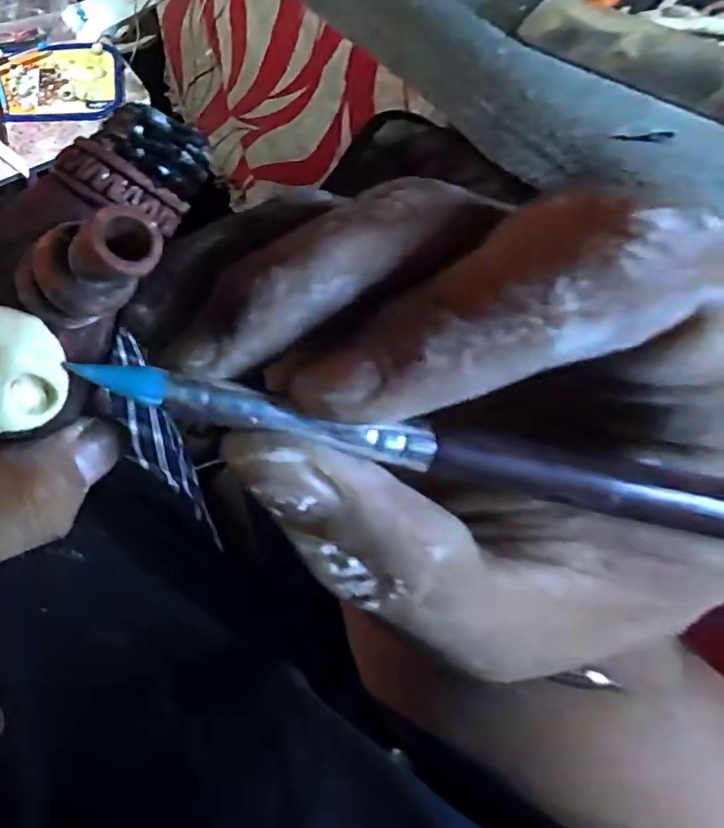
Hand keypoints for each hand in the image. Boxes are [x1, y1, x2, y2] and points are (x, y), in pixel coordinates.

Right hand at [130, 180, 723, 681]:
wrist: (479, 554)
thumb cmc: (528, 589)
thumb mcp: (485, 613)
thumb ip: (396, 549)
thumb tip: (257, 452)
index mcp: (679, 347)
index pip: (608, 266)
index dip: (458, 317)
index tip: (320, 401)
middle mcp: (543, 264)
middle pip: (420, 220)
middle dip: (295, 299)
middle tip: (206, 380)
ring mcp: (425, 249)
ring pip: (323, 215)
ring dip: (233, 289)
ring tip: (176, 365)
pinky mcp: (333, 253)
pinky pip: (257, 231)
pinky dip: (194, 271)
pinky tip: (156, 326)